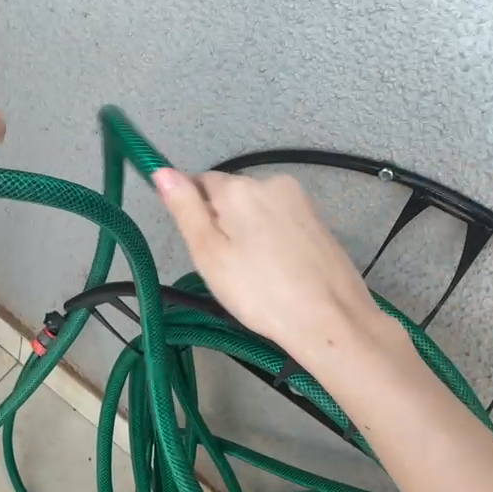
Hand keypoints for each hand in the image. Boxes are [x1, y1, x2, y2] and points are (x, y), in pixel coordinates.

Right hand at [153, 167, 409, 361]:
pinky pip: (279, 220)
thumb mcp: (208, 253)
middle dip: (222, 223)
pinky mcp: (317, 219)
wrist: (330, 321)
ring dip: (247, 231)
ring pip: (255, 209)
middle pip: (229, 195)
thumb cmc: (260, 292)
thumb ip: (184, 208)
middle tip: (226, 267)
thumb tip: (161, 170)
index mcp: (239, 187)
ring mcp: (299, 200)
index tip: (200, 247)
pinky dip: (271, 239)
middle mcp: (270, 182)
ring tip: (254, 272)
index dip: (193, 213)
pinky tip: (276, 270)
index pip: (198, 183)